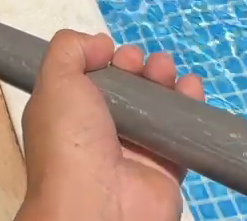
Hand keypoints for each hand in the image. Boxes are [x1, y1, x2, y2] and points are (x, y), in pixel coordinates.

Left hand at [16, 30, 204, 220]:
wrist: (97, 208)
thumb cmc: (69, 138)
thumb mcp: (54, 79)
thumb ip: (70, 49)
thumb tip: (100, 42)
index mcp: (65, 109)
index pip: (86, 75)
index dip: (101, 58)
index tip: (112, 51)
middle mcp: (96, 128)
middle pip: (122, 87)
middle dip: (134, 66)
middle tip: (141, 62)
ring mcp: (131, 149)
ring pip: (152, 106)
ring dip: (162, 80)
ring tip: (166, 69)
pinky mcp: (164, 168)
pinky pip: (179, 134)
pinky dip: (188, 107)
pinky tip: (192, 88)